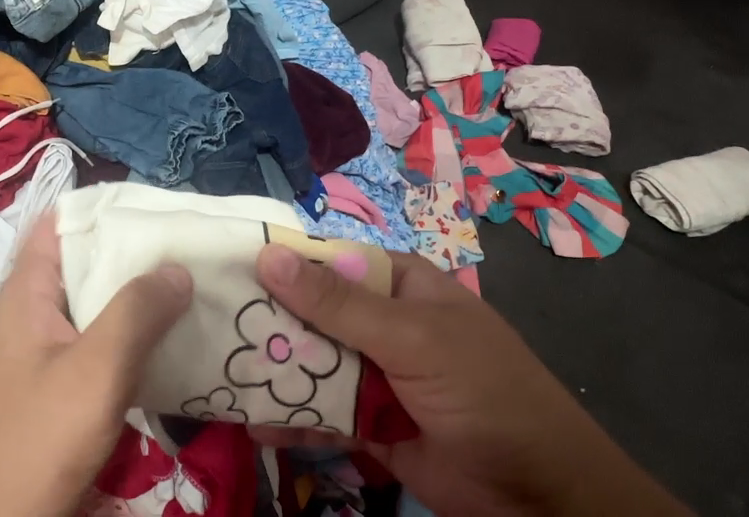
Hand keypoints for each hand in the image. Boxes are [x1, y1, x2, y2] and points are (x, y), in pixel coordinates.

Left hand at [0, 212, 192, 516]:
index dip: (101, 210)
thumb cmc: (39, 438)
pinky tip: (161, 348)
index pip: (57, 224)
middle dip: (128, 256)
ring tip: (185, 292)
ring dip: (130, 301)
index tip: (155, 210)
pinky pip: (88, 346)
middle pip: (77, 265)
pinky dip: (121, 340)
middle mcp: (25, 315)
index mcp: (24, 294)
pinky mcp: (45, 391)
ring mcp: (33, 355)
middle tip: (185, 252)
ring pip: (87, 309)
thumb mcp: (95, 370)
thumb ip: (136, 312)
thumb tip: (176, 267)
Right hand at [254, 246, 691, 516]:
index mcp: (397, 284)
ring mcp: (373, 374)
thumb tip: (268, 255)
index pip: (326, 259)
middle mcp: (380, 322)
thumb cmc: (484, 390)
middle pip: (310, 312)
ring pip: (309, 362)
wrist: (541, 495)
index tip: (222, 264)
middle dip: (266, 320)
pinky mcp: (369, 423)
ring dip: (271, 368)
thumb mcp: (411, 338)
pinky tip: (252, 421)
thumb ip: (337, 304)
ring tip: (217, 372)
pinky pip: (320, 412)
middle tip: (207, 322)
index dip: (278, 260)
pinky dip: (290, 417)